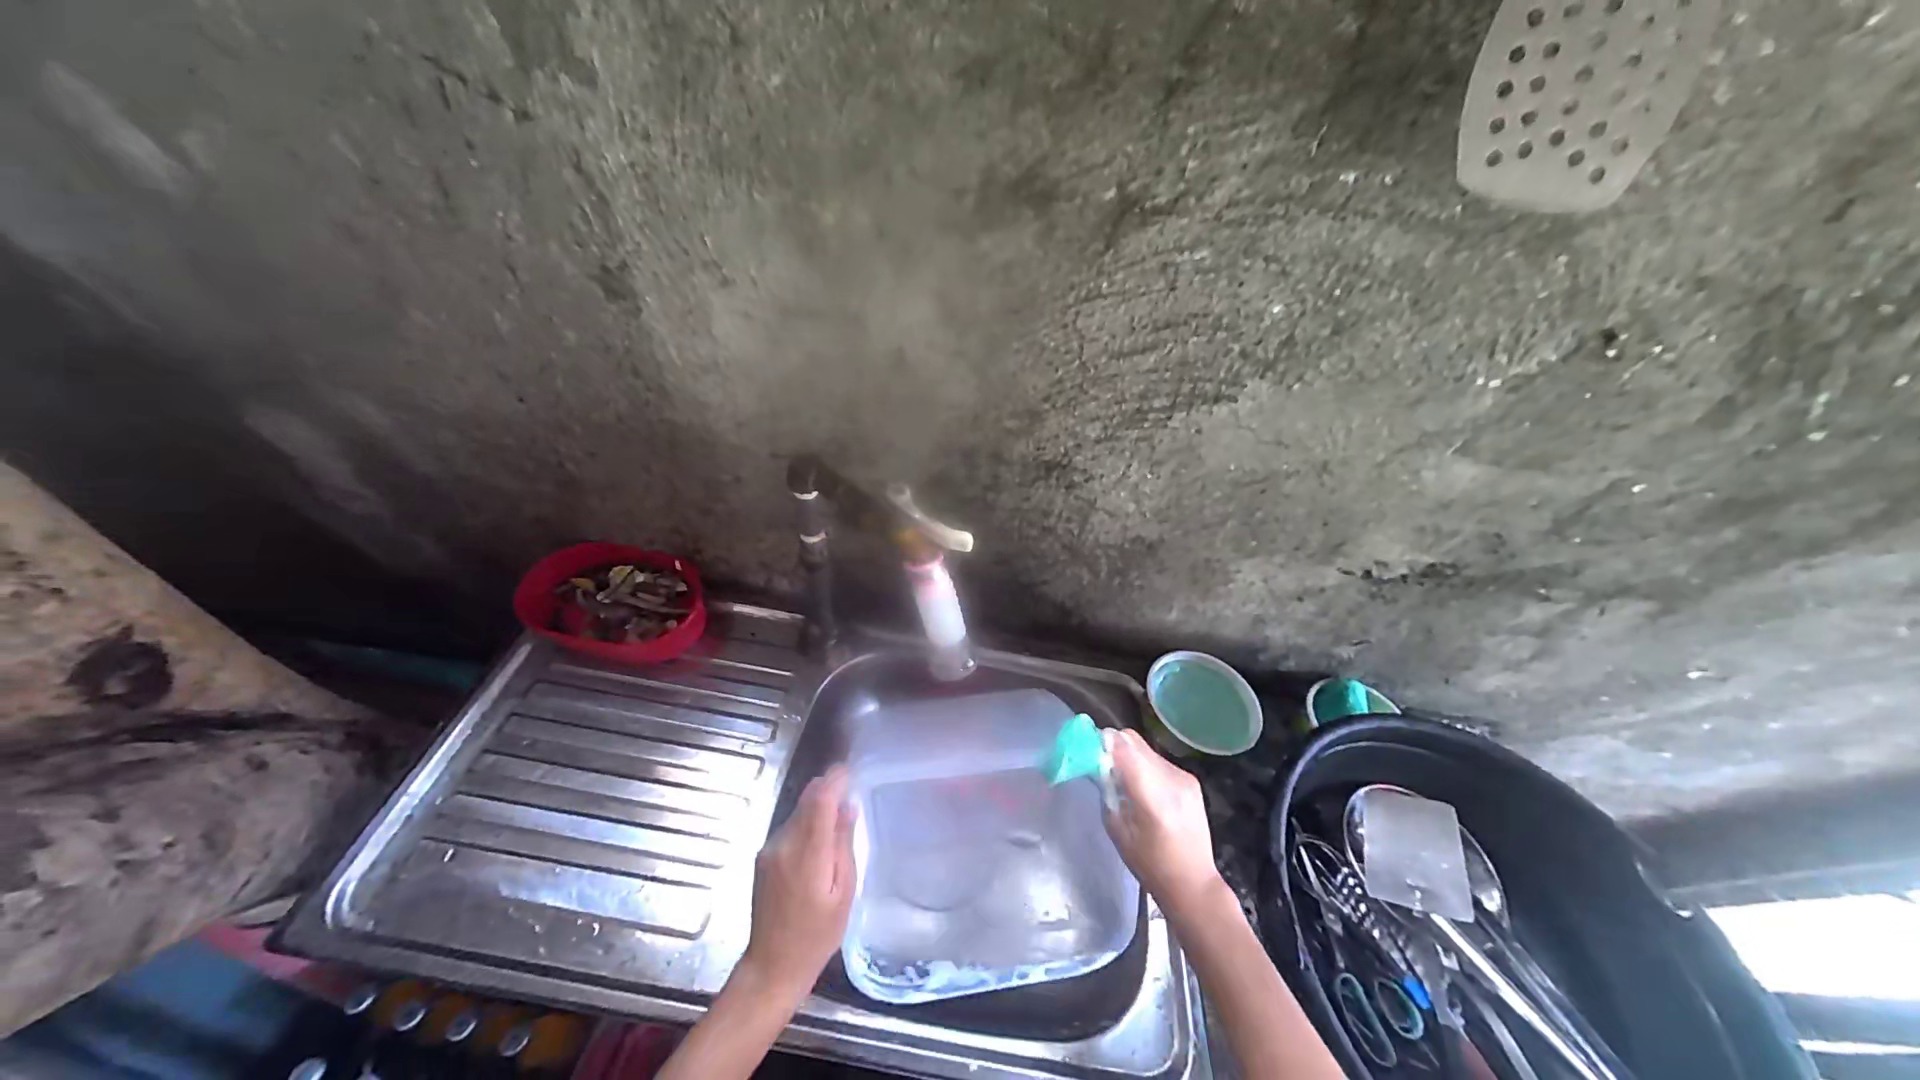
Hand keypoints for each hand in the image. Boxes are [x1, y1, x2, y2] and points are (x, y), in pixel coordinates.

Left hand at [740, 765, 856, 1000]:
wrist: (772, 966)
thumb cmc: (817, 936)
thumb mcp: (844, 893)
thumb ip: (843, 845)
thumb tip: (847, 806)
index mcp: (807, 853)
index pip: (820, 800)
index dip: (835, 780)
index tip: (850, 769)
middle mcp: (783, 844)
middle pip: (806, 800)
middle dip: (827, 788)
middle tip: (850, 788)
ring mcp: (769, 850)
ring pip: (797, 811)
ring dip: (817, 805)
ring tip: (839, 814)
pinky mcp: (763, 858)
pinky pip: (789, 827)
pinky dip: (806, 822)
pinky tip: (820, 837)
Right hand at [1104, 728, 1225, 913]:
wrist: (1192, 882)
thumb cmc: (1149, 864)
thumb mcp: (1117, 829)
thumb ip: (1107, 790)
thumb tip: (1096, 762)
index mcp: (1153, 798)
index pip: (1124, 749)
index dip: (1102, 743)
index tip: (1087, 748)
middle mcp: (1172, 780)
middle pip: (1133, 741)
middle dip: (1112, 746)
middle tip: (1100, 763)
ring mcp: (1184, 778)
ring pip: (1145, 748)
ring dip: (1128, 755)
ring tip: (1122, 780)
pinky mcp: (1190, 779)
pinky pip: (1158, 760)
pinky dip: (1144, 765)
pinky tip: (1142, 788)